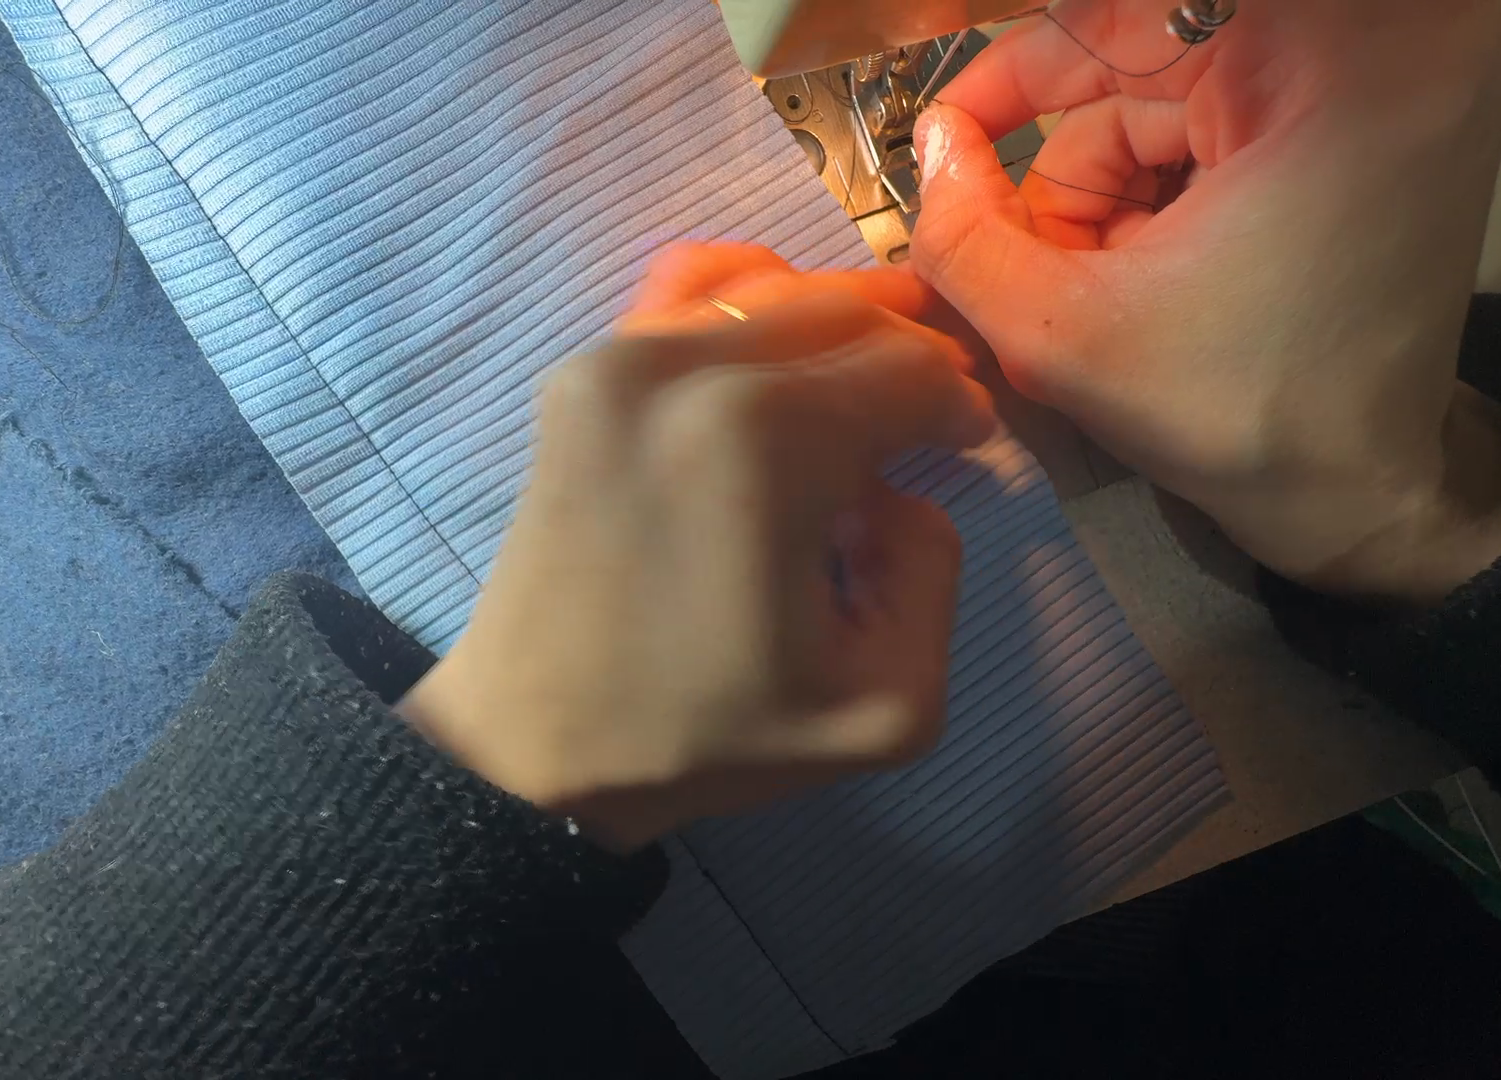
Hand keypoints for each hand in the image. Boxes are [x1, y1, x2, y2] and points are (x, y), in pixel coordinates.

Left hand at [402, 245, 995, 850]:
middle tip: (923, 412)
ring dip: (833, 322)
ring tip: (857, 377)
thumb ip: (936, 572)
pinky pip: (680, 295)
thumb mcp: (885, 706)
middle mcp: (688, 370)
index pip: (908, 370)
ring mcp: (618, 361)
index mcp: (770, 440)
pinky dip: (743, 297)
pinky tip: (767, 336)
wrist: (535, 744)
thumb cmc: (704, 736)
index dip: (955, 402)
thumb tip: (898, 489)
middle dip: (905, 354)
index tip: (964, 440)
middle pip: (843, 313)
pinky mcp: (579, 378)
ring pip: (766, 292)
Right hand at [910, 0, 1500, 602]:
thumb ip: (959, 238)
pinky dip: (1130, 205)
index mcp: (1339, 48)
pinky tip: (1126, 279)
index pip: (1124, 11)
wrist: (1344, 486)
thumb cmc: (1223, 416)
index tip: (946, 136)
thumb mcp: (1052, 334)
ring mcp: (1370, 76)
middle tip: (1008, 252)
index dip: (1018, 69)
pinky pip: (1189, 134)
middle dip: (1052, 168)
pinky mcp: (1347, 125)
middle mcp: (1382, 31)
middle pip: (1137, 51)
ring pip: (1150, 104)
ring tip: (1085, 294)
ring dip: (1087, 202)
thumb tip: (932, 147)